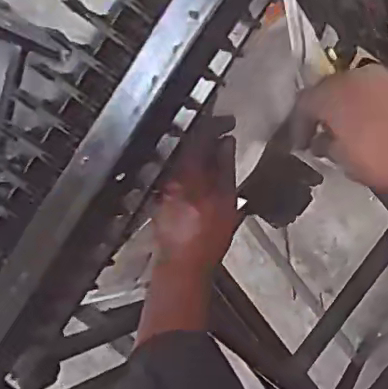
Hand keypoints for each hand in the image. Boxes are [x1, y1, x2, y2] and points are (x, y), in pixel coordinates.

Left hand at [150, 120, 237, 276]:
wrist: (183, 265)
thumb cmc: (206, 239)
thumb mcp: (226, 202)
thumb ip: (225, 169)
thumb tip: (226, 143)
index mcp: (187, 173)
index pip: (200, 135)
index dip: (216, 124)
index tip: (228, 123)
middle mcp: (170, 175)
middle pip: (186, 145)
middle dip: (206, 137)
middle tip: (222, 136)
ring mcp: (162, 186)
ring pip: (180, 159)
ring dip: (198, 153)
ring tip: (214, 157)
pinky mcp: (159, 198)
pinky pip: (175, 174)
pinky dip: (189, 170)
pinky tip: (200, 178)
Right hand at [294, 64, 387, 197]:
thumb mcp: (346, 162)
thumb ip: (327, 146)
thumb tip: (322, 141)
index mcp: (334, 93)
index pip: (304, 103)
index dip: (298, 125)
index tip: (300, 144)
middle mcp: (357, 75)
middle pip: (329, 89)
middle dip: (323, 112)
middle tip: (320, 136)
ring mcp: (385, 76)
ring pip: (355, 88)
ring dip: (347, 108)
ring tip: (348, 133)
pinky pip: (378, 92)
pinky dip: (370, 107)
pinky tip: (374, 128)